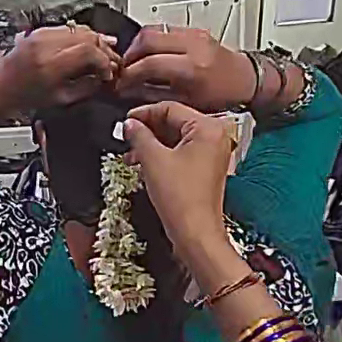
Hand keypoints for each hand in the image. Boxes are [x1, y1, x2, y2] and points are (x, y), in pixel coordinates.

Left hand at [0, 24, 118, 115]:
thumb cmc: (20, 97)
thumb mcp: (59, 99)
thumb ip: (86, 87)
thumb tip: (103, 78)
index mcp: (51, 65)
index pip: (90, 51)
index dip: (106, 61)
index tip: (109, 72)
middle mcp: (46, 45)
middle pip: (88, 36)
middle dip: (104, 50)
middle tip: (112, 63)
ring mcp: (42, 35)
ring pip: (80, 29)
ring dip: (96, 41)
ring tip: (103, 55)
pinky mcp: (40, 31)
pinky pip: (69, 28)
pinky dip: (82, 36)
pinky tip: (88, 46)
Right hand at [117, 26, 257, 110]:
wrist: (246, 80)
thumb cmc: (224, 95)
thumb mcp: (188, 102)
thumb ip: (155, 94)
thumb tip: (131, 91)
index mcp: (192, 68)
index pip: (149, 63)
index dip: (130, 74)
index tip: (121, 82)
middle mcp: (193, 46)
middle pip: (147, 39)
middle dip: (129, 55)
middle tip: (123, 69)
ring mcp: (194, 34)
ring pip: (153, 29)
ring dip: (137, 45)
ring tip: (132, 61)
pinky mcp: (194, 30)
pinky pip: (164, 29)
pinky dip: (151, 40)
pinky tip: (147, 53)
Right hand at [123, 101, 238, 269]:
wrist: (195, 232)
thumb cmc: (181, 198)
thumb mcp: (153, 159)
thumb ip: (139, 136)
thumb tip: (130, 124)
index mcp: (208, 128)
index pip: (170, 109)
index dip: (144, 113)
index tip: (126, 120)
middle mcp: (215, 137)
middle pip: (174, 122)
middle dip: (148, 130)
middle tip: (127, 136)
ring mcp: (213, 153)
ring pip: (176, 138)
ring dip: (153, 144)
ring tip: (132, 154)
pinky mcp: (207, 167)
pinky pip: (182, 152)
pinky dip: (163, 155)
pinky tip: (144, 163)